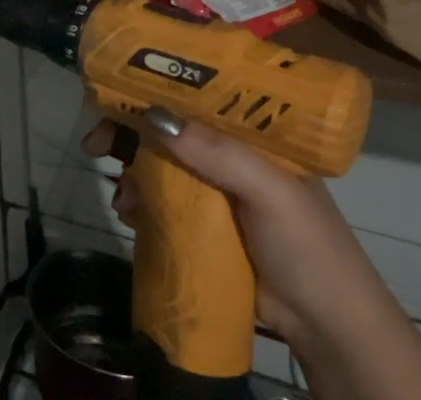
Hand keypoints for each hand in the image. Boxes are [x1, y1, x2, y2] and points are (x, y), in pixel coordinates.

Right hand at [84, 111, 420, 399]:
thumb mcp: (269, 191)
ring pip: (157, 166)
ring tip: (125, 199)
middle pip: (168, 131)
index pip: (197, 98)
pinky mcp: (200, 225)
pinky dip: (138, 203)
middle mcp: (230, 157)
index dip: (154, 93)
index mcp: (254, 138)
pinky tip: (131, 215)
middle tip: (95, 148)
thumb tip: (152, 116)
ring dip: (130, 175)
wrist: (325, 327)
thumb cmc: (308, 248)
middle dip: (127, 135)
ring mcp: (214, 193)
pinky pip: (157, 202)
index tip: (113, 101)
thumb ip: (217, 152)